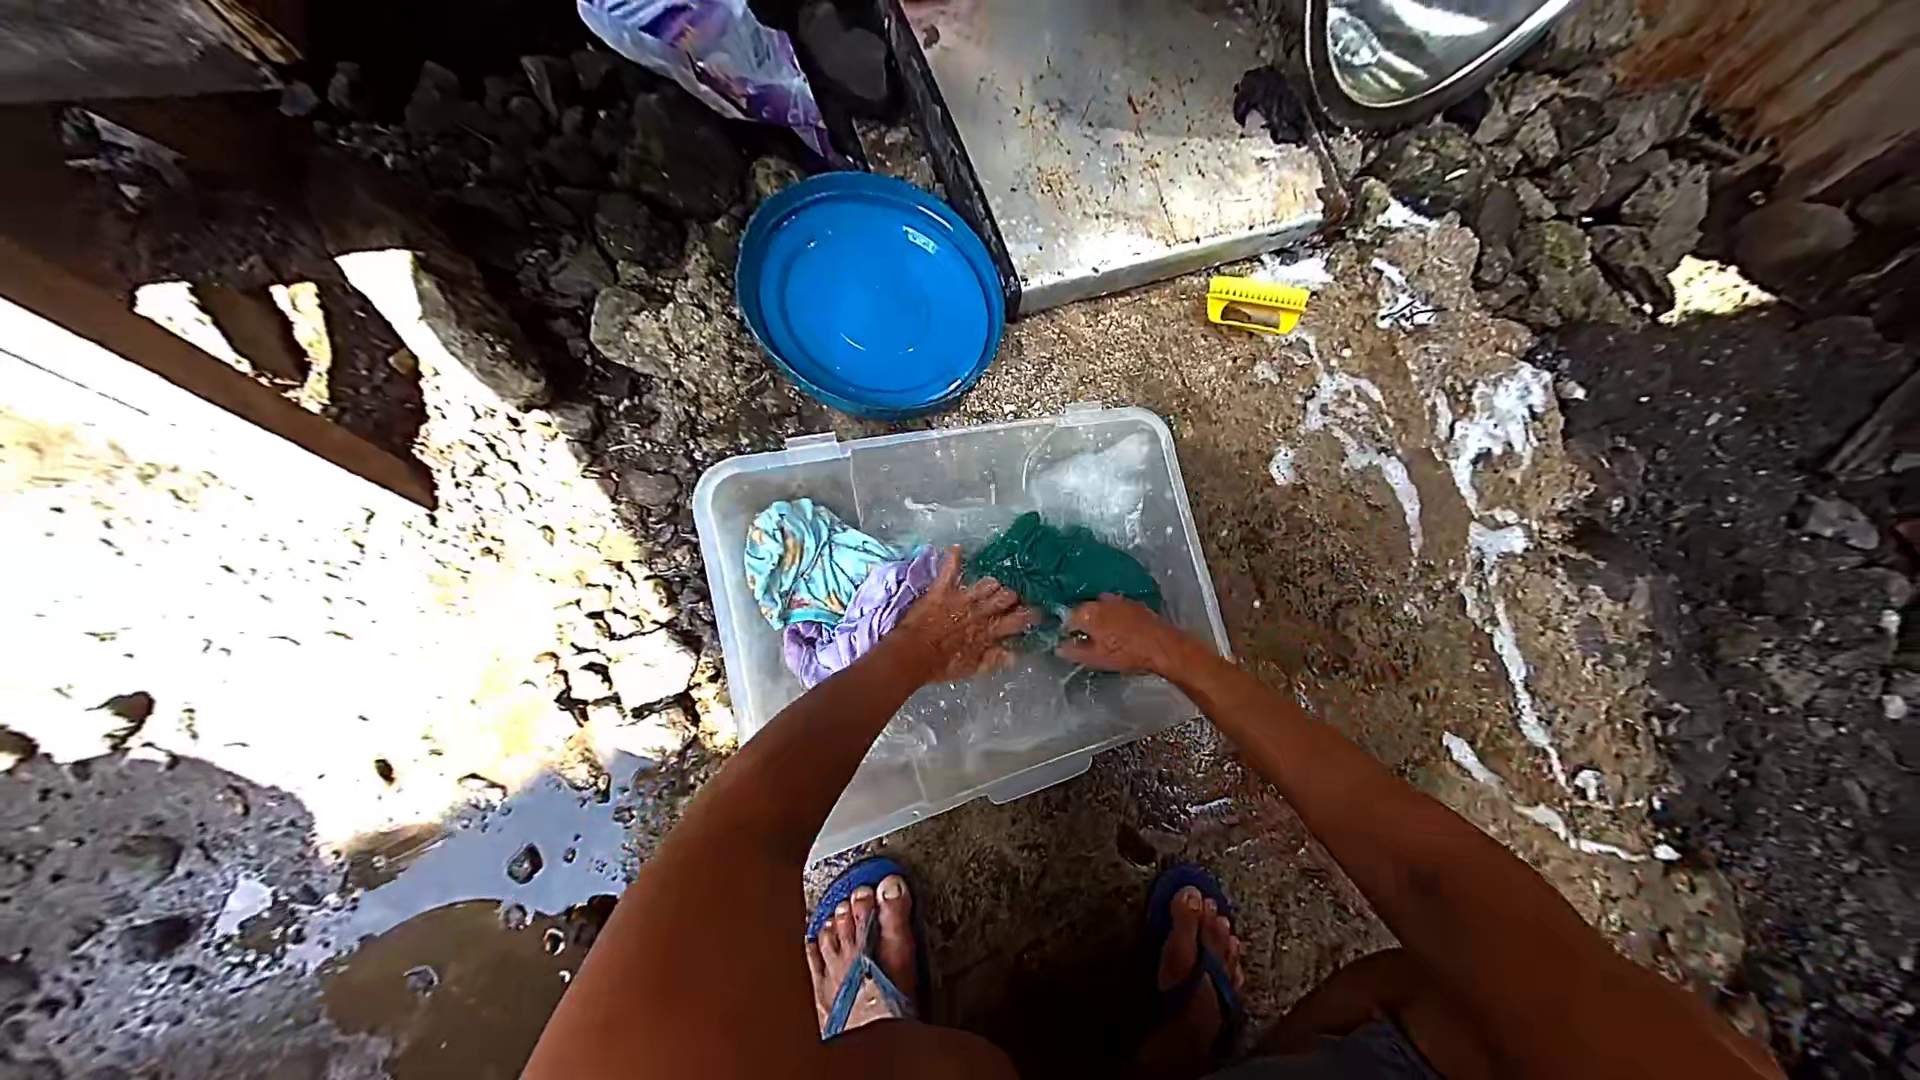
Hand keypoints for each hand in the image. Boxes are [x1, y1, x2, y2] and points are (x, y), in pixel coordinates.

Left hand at [892, 548, 1035, 682]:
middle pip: (1005, 596)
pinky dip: (954, 558)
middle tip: (1015, 595)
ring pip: (986, 583)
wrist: (913, 654)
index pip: (1017, 620)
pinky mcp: (943, 589)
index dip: (1030, 614)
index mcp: (989, 631)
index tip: (1040, 610)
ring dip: (992, 582)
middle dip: (1013, 595)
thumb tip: (1014, 655)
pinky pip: (951, 569)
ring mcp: (962, 597)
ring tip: (995, 581)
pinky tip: (957, 548)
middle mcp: (980, 610)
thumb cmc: (942, 665)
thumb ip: (994, 660)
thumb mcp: (971, 668)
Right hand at [1055, 594, 1189, 674]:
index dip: (1066, 630)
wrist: (1161, 645)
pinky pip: (1116, 607)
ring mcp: (1118, 600)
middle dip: (1082, 621)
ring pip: (1100, 606)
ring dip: (1099, 616)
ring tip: (1104, 633)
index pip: (1067, 618)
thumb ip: (1073, 651)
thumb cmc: (1125, 653)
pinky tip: (1120, 627)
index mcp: (1087, 613)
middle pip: (1083, 609)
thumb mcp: (1095, 658)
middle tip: (1087, 638)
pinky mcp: (1133, 603)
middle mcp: (1100, 601)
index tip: (1069, 639)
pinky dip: (1113, 614)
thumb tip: (1059, 647)